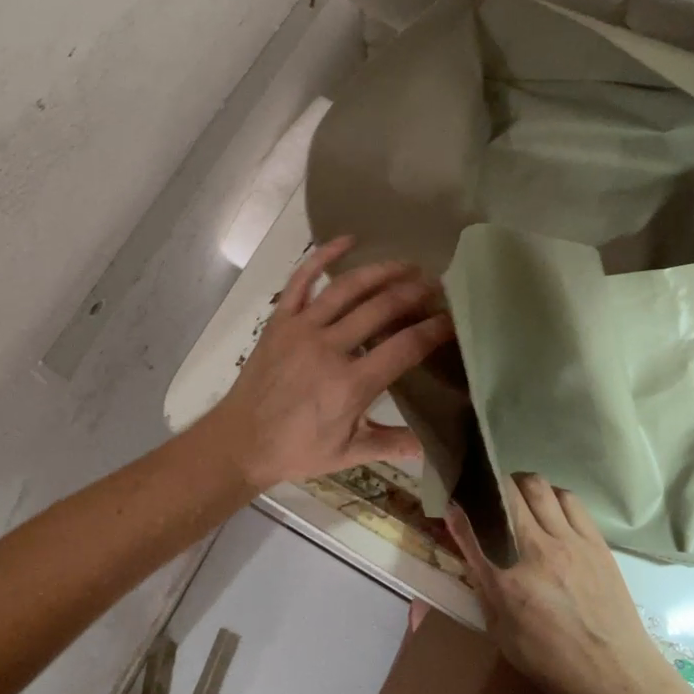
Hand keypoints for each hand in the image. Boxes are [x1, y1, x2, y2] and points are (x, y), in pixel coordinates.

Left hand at [205, 236, 453, 488]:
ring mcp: (302, 329)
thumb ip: (392, 445)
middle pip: (380, 309)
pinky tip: (347, 240)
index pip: (404, 347)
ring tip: (406, 265)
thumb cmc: (297, 449)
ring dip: (380, 272)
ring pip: (347, 289)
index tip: (451, 321)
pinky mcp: (280, 320)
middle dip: (413, 294)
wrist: (242, 440)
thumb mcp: (349, 453)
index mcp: (351, 384)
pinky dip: (323, 256)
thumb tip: (431, 446)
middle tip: (435, 286)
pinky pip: (301, 280)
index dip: (433, 331)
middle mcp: (329, 348)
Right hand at [446, 474, 662, 693]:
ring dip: (520, 484)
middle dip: (488, 486)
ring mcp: (569, 542)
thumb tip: (470, 551)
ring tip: (517, 496)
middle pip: (504, 493)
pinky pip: (569, 499)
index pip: (470, 528)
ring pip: (537, 486)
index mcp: (506, 582)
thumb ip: (483, 586)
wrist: (616, 675)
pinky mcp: (595, 542)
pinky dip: (552, 495)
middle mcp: (535, 552)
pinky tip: (549, 507)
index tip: (452, 500)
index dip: (456, 508)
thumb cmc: (552, 662)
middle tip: (486, 494)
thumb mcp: (501, 632)